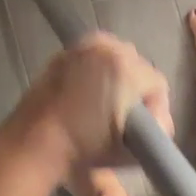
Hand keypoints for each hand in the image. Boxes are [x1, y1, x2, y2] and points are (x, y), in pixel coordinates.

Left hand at [2, 33, 171, 176]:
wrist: (35, 142)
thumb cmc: (85, 148)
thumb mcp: (131, 149)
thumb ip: (158, 131)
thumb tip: (160, 119)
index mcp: (126, 69)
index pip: (157, 83)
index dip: (156, 106)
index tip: (144, 125)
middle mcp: (107, 49)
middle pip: (137, 65)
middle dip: (135, 88)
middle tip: (126, 114)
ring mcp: (83, 47)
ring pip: (115, 56)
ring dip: (117, 75)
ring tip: (107, 103)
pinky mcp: (65, 52)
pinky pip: (93, 55)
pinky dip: (96, 68)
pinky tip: (89, 91)